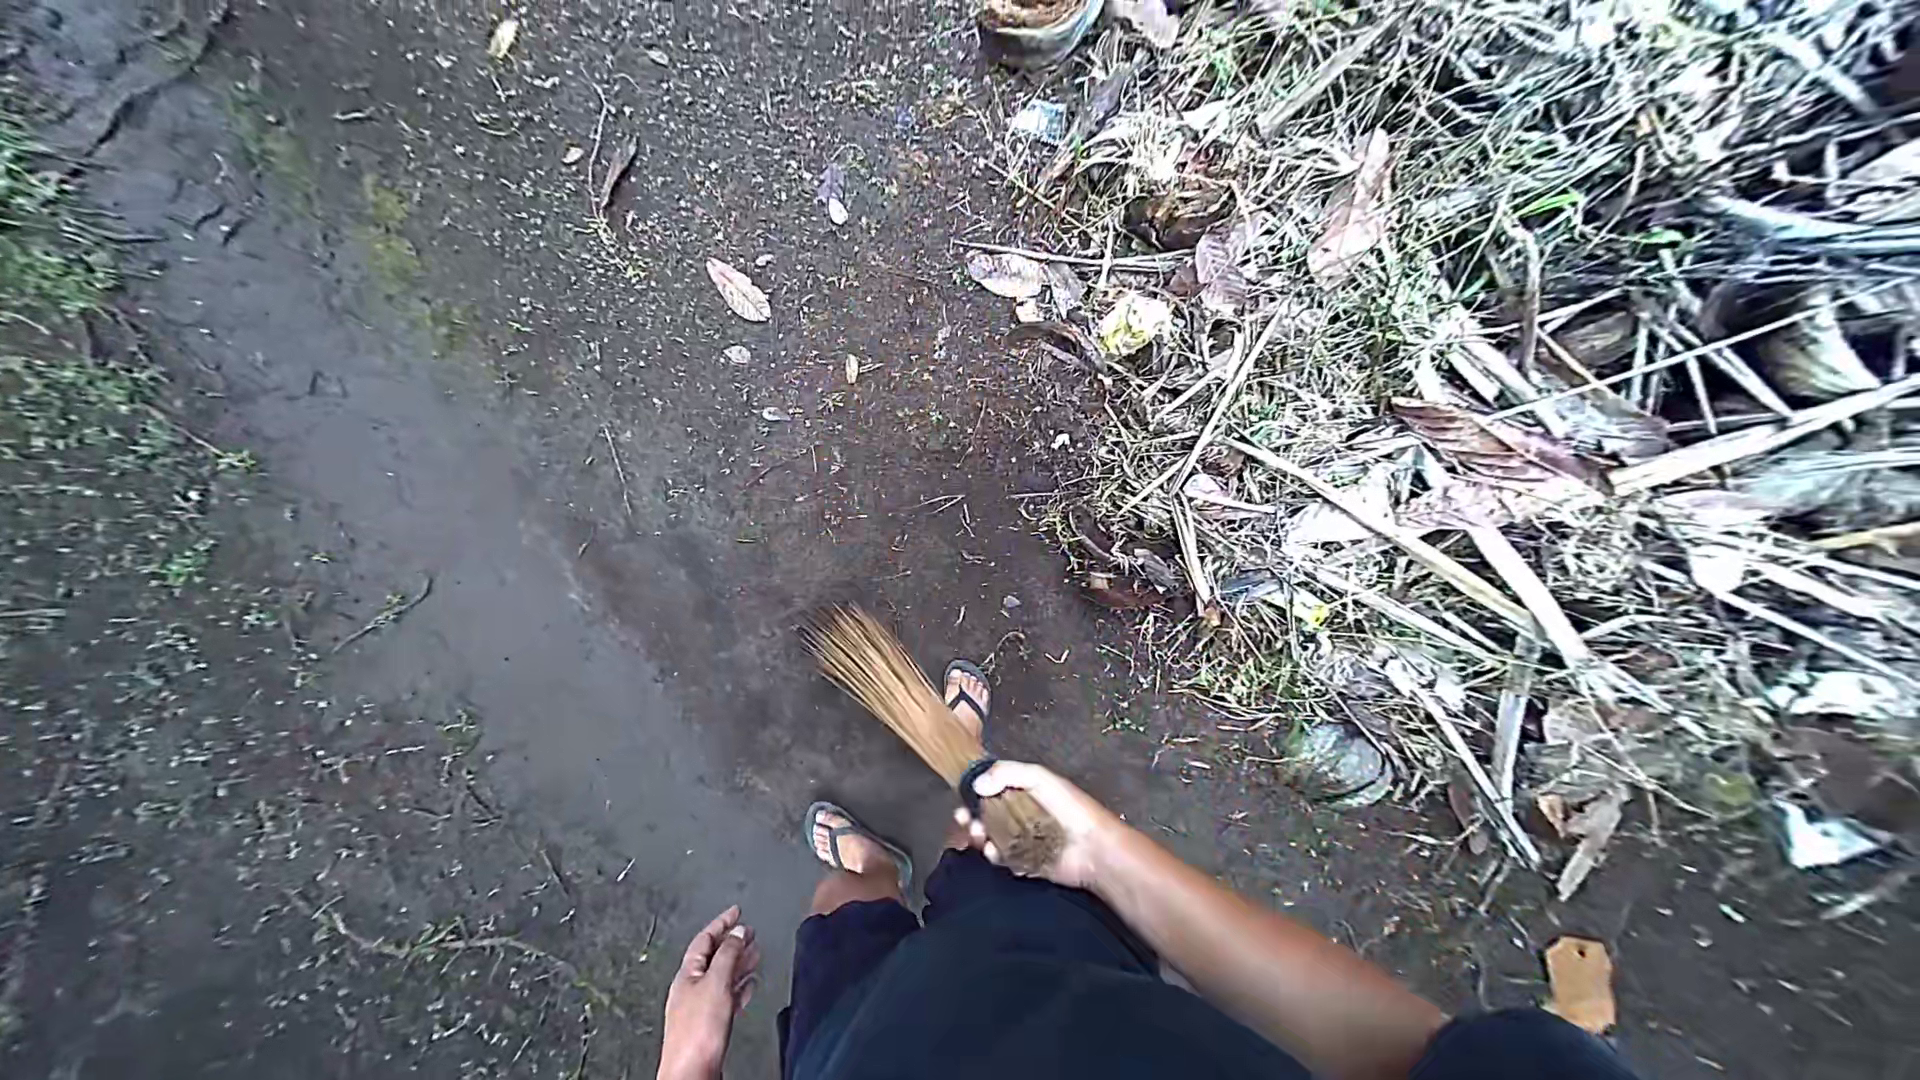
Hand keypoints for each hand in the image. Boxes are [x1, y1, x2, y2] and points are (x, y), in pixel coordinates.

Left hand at [658, 905, 760, 1079]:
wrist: (692, 1075)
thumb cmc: (697, 1032)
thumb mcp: (716, 981)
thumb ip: (728, 953)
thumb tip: (738, 932)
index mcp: (687, 975)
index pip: (705, 938)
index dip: (722, 922)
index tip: (736, 911)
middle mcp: (691, 989)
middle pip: (714, 956)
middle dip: (733, 942)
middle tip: (749, 931)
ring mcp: (700, 1008)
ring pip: (723, 976)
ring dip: (740, 963)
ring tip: (755, 953)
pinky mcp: (710, 1025)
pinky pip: (727, 997)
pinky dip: (740, 987)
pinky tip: (749, 985)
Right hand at [955, 760, 1128, 890]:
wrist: (1092, 847)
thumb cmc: (1069, 807)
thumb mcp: (1038, 777)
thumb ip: (1006, 773)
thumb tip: (976, 784)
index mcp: (1022, 790)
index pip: (990, 789)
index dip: (973, 793)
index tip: (962, 798)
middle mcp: (1019, 813)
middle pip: (985, 814)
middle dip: (970, 816)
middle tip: (963, 819)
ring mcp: (1020, 839)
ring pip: (989, 836)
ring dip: (978, 835)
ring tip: (978, 835)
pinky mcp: (1023, 862)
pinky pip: (1001, 858)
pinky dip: (993, 855)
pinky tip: (993, 852)